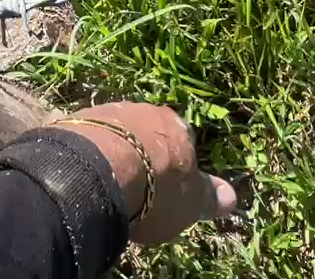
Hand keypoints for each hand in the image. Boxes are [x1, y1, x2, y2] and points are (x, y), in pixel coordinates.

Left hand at [50, 102, 236, 245]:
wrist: (100, 172)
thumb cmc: (154, 189)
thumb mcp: (190, 203)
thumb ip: (210, 196)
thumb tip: (232, 197)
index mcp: (177, 127)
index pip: (184, 140)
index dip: (179, 162)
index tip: (172, 183)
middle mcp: (146, 110)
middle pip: (151, 131)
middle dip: (147, 151)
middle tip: (142, 182)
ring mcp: (113, 110)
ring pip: (121, 129)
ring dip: (119, 147)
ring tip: (114, 178)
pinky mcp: (82, 118)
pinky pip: (92, 132)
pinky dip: (93, 147)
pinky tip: (89, 167)